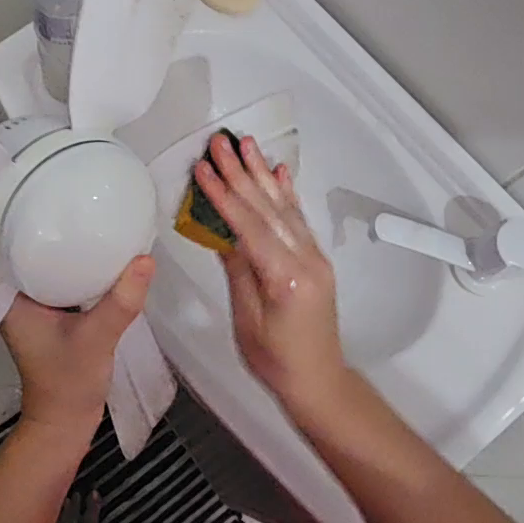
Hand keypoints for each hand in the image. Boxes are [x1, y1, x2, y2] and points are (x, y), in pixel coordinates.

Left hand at [0, 209, 153, 438]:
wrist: (67, 418)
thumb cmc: (68, 383)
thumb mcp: (96, 339)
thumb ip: (120, 302)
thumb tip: (143, 259)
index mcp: (1, 297)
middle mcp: (3, 291)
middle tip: (8, 176)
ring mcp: (19, 296)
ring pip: (0, 250)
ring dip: (7, 222)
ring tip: (31, 188)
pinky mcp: (38, 300)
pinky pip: (27, 260)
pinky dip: (34, 239)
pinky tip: (62, 225)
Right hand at [193, 134, 347, 410]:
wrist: (318, 380)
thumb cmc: (276, 360)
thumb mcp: (247, 319)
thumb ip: (238, 271)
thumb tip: (224, 234)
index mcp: (285, 278)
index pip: (249, 227)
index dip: (224, 195)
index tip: (204, 167)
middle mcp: (305, 261)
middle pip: (267, 208)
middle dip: (241, 172)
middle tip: (221, 142)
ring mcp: (315, 258)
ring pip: (284, 207)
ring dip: (263, 173)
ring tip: (246, 144)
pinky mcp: (316, 260)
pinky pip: (299, 219)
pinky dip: (287, 192)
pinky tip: (280, 172)